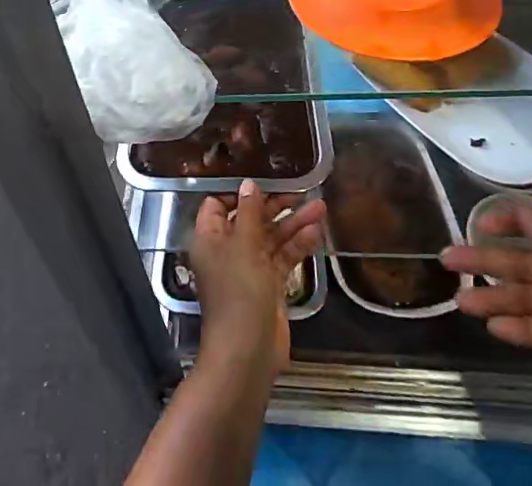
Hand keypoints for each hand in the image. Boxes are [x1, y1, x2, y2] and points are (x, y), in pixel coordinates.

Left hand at [188, 180, 325, 377]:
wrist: (248, 351)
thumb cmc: (238, 291)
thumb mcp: (243, 245)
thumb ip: (249, 212)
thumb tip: (249, 184)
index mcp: (211, 239)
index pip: (217, 206)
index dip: (238, 193)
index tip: (263, 181)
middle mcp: (228, 251)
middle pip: (251, 219)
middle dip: (275, 205)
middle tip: (301, 190)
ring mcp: (250, 269)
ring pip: (272, 238)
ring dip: (294, 223)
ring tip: (320, 207)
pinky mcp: (269, 284)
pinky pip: (283, 257)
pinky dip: (298, 245)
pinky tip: (317, 232)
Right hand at [441, 203, 531, 483]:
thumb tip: (527, 211)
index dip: (512, 220)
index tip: (479, 222)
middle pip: (528, 262)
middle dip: (490, 261)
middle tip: (450, 260)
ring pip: (529, 299)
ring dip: (497, 298)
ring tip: (462, 303)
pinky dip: (519, 330)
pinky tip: (495, 328)